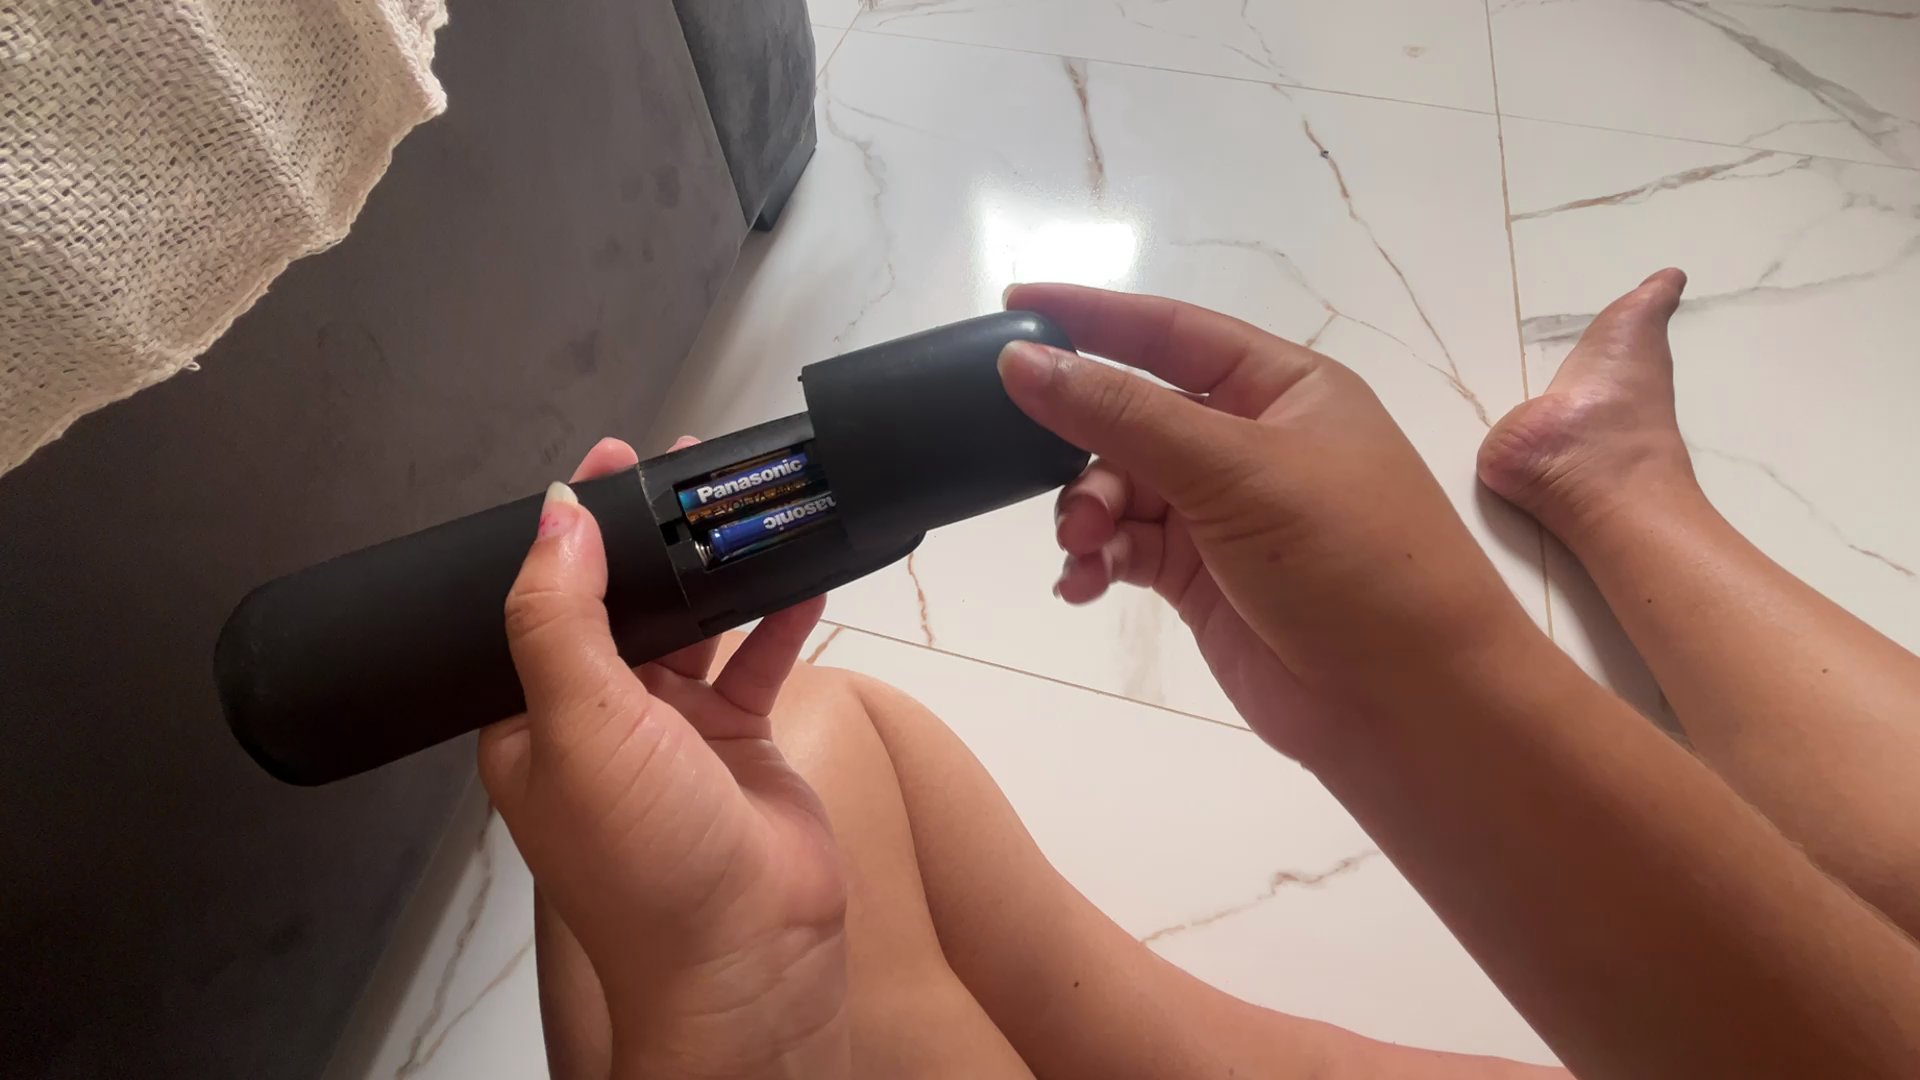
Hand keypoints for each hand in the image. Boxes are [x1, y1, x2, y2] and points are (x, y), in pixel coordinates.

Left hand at [478, 437, 848, 1079]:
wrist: (751, 948)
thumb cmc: (649, 858)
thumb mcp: (583, 726)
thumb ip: (564, 619)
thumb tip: (557, 518)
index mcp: (540, 718)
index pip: (548, 601)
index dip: (576, 531)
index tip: (611, 465)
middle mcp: (607, 717)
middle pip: (631, 605)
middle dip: (658, 540)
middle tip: (690, 474)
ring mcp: (680, 726)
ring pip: (701, 627)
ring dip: (724, 576)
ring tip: (749, 514)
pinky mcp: (742, 734)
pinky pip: (759, 659)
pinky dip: (780, 619)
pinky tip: (804, 580)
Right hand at [1001, 285, 1531, 761]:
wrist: (1405, 708)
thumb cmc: (1345, 561)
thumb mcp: (1233, 472)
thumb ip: (1121, 415)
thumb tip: (1022, 362)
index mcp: (1277, 388)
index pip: (1167, 332)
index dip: (1089, 317)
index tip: (1014, 308)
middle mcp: (1245, 442)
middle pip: (1131, 421)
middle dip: (1087, 455)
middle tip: (1070, 499)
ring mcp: (1218, 512)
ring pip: (1120, 490)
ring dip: (1089, 517)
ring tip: (1083, 551)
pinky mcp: (1196, 574)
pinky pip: (1124, 548)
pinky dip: (1096, 562)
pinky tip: (1082, 586)